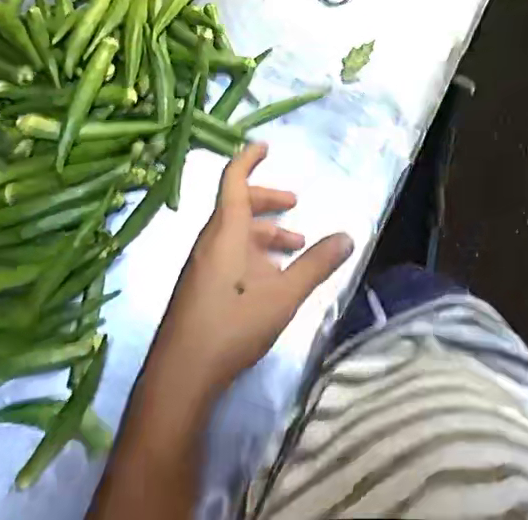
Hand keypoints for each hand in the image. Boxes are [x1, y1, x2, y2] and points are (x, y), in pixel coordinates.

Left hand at [160, 143, 353, 389]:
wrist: (178, 381)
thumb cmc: (231, 326)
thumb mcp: (285, 294)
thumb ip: (317, 264)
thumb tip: (348, 236)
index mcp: (225, 233)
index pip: (232, 182)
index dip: (248, 159)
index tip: (265, 146)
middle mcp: (209, 244)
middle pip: (237, 206)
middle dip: (268, 201)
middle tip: (295, 204)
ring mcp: (201, 270)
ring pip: (234, 235)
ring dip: (265, 232)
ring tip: (294, 248)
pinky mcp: (198, 292)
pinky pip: (227, 256)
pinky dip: (253, 254)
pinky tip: (272, 279)